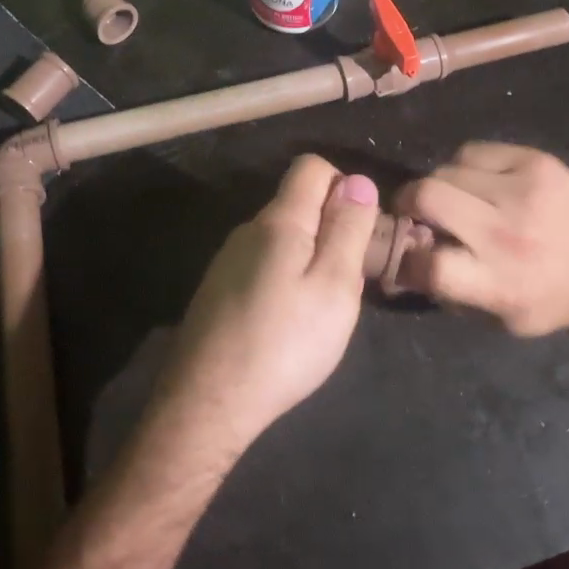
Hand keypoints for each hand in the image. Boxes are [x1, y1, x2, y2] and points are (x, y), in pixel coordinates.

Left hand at [150, 155, 380, 449]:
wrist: (208, 402)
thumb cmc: (284, 344)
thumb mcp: (334, 287)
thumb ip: (348, 230)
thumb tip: (358, 180)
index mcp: (278, 221)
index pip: (312, 166)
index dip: (344, 186)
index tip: (361, 231)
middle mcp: (248, 230)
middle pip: (298, 203)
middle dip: (331, 229)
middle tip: (349, 280)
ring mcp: (229, 260)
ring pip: (282, 238)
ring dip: (310, 258)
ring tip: (322, 309)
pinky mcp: (219, 289)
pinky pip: (264, 265)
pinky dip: (286, 280)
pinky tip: (289, 324)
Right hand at [396, 142, 568, 334]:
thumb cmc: (557, 298)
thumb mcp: (505, 319)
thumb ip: (453, 293)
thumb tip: (403, 261)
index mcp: (499, 283)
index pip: (428, 263)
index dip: (404, 257)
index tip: (403, 252)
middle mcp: (507, 233)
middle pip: (427, 197)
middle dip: (408, 203)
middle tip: (415, 212)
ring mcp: (522, 189)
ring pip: (445, 169)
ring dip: (439, 185)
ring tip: (456, 199)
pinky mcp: (534, 160)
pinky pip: (472, 151)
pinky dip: (465, 167)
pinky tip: (480, 182)